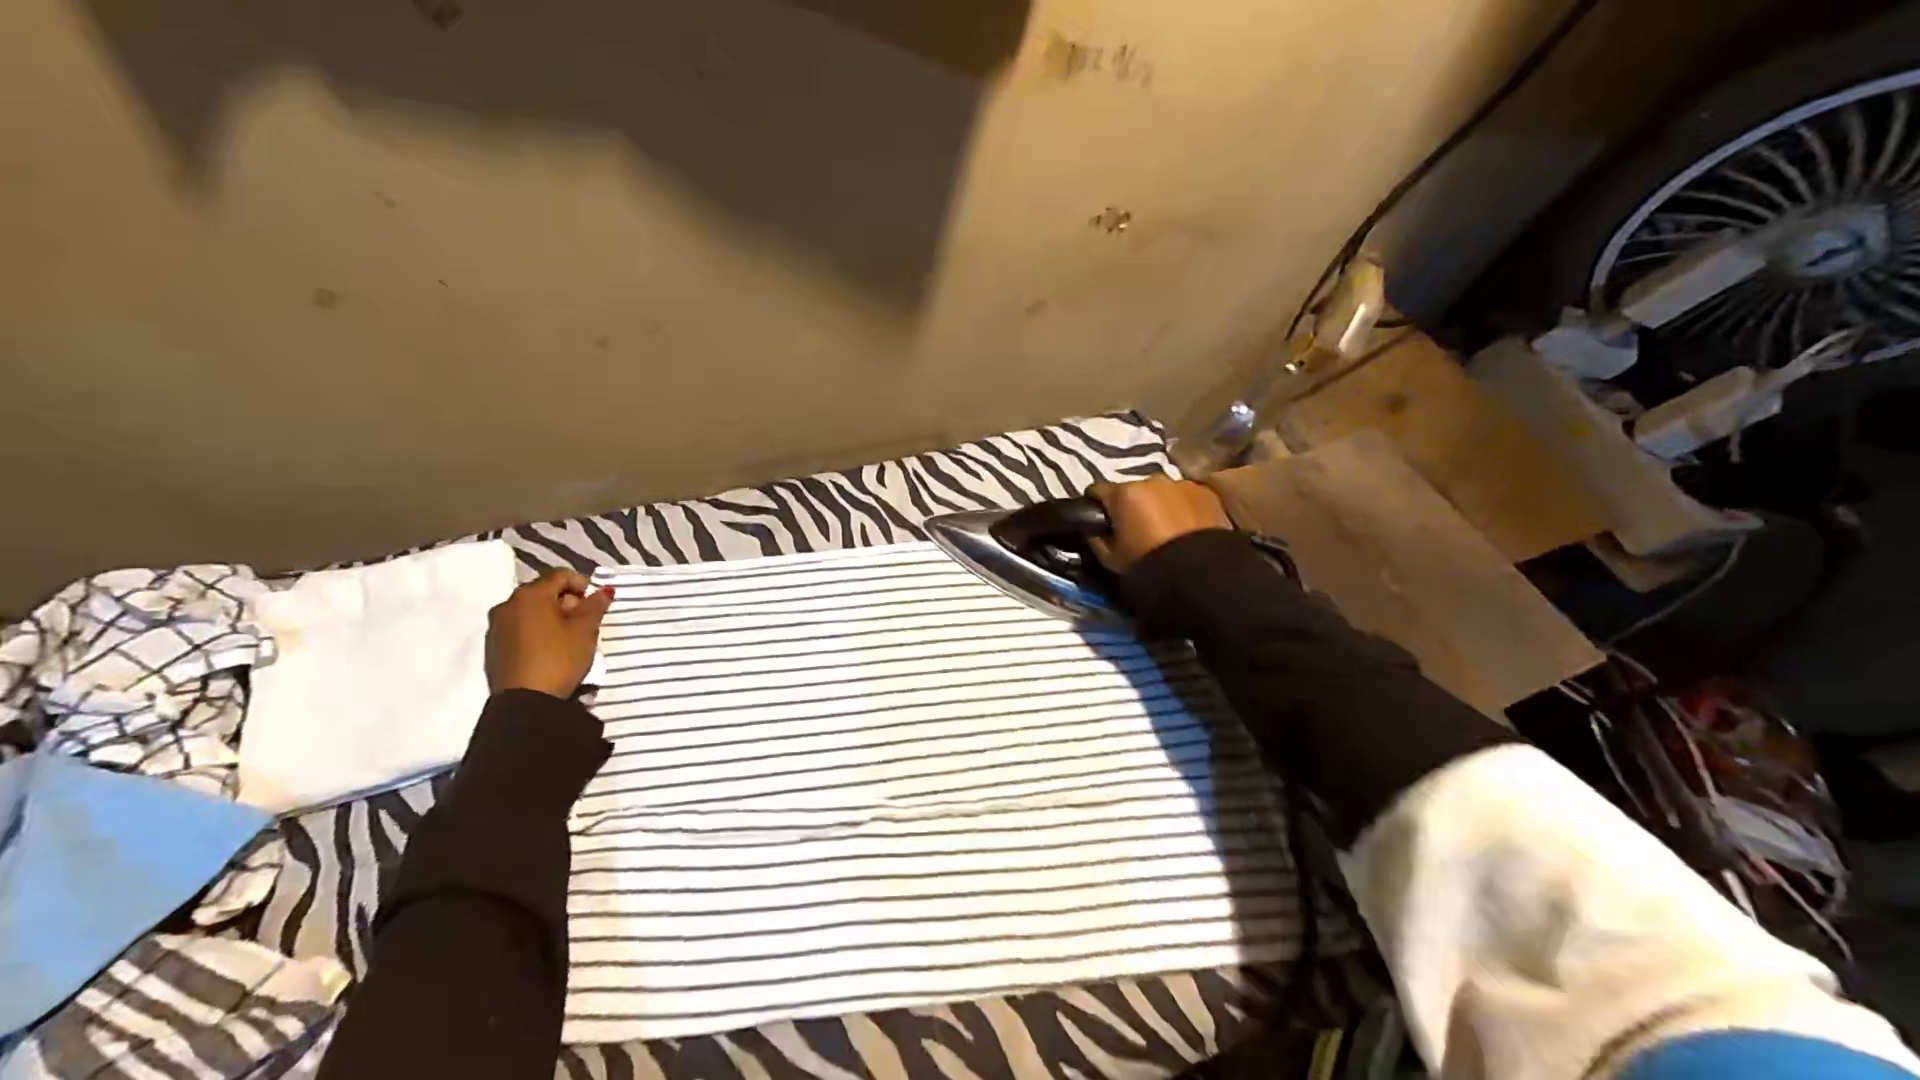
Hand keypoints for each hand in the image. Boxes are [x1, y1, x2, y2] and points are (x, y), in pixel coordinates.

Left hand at [485, 570, 614, 698]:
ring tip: (568, 637)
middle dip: (566, 601)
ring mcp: (496, 626)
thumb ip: (595, 606)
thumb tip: (604, 590)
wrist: (525, 701)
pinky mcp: (493, 646)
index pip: (561, 575)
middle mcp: (508, 604)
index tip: (595, 604)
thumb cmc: (559, 658)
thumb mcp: (585, 630)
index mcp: (530, 595)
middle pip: (543, 591)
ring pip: (530, 610)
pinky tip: (549, 649)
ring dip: (551, 616)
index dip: (583, 584)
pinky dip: (536, 630)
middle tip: (584, 621)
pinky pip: (519, 628)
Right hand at [1087, 476, 1232, 572]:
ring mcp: (1181, 484)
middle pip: (1131, 489)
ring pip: (1160, 491)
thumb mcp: (1110, 558)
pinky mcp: (1205, 492)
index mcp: (1123, 494)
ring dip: (1158, 504)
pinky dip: (1182, 506)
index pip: (1097, 490)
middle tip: (1136, 527)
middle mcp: (1151, 481)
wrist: (1198, 573)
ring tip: (1165, 527)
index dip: (1095, 504)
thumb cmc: (1147, 563)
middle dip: (1131, 504)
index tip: (1098, 518)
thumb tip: (1094, 530)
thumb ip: (1096, 539)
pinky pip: (1185, 496)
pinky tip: (1186, 526)